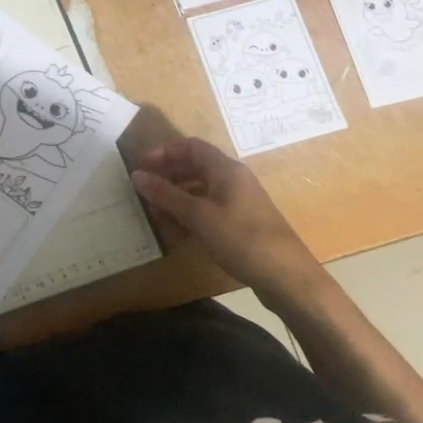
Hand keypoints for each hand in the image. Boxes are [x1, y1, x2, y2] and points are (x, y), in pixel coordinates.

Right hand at [130, 137, 324, 299]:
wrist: (286, 276)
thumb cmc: (240, 238)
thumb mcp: (198, 216)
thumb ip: (166, 194)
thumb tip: (137, 175)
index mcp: (226, 169)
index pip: (191, 147)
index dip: (164, 152)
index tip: (141, 165)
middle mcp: (234, 179)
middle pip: (195, 167)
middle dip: (168, 177)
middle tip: (145, 192)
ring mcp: (240, 201)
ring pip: (201, 190)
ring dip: (177, 198)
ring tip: (158, 215)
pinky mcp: (242, 221)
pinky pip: (210, 208)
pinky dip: (191, 215)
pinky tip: (179, 233)